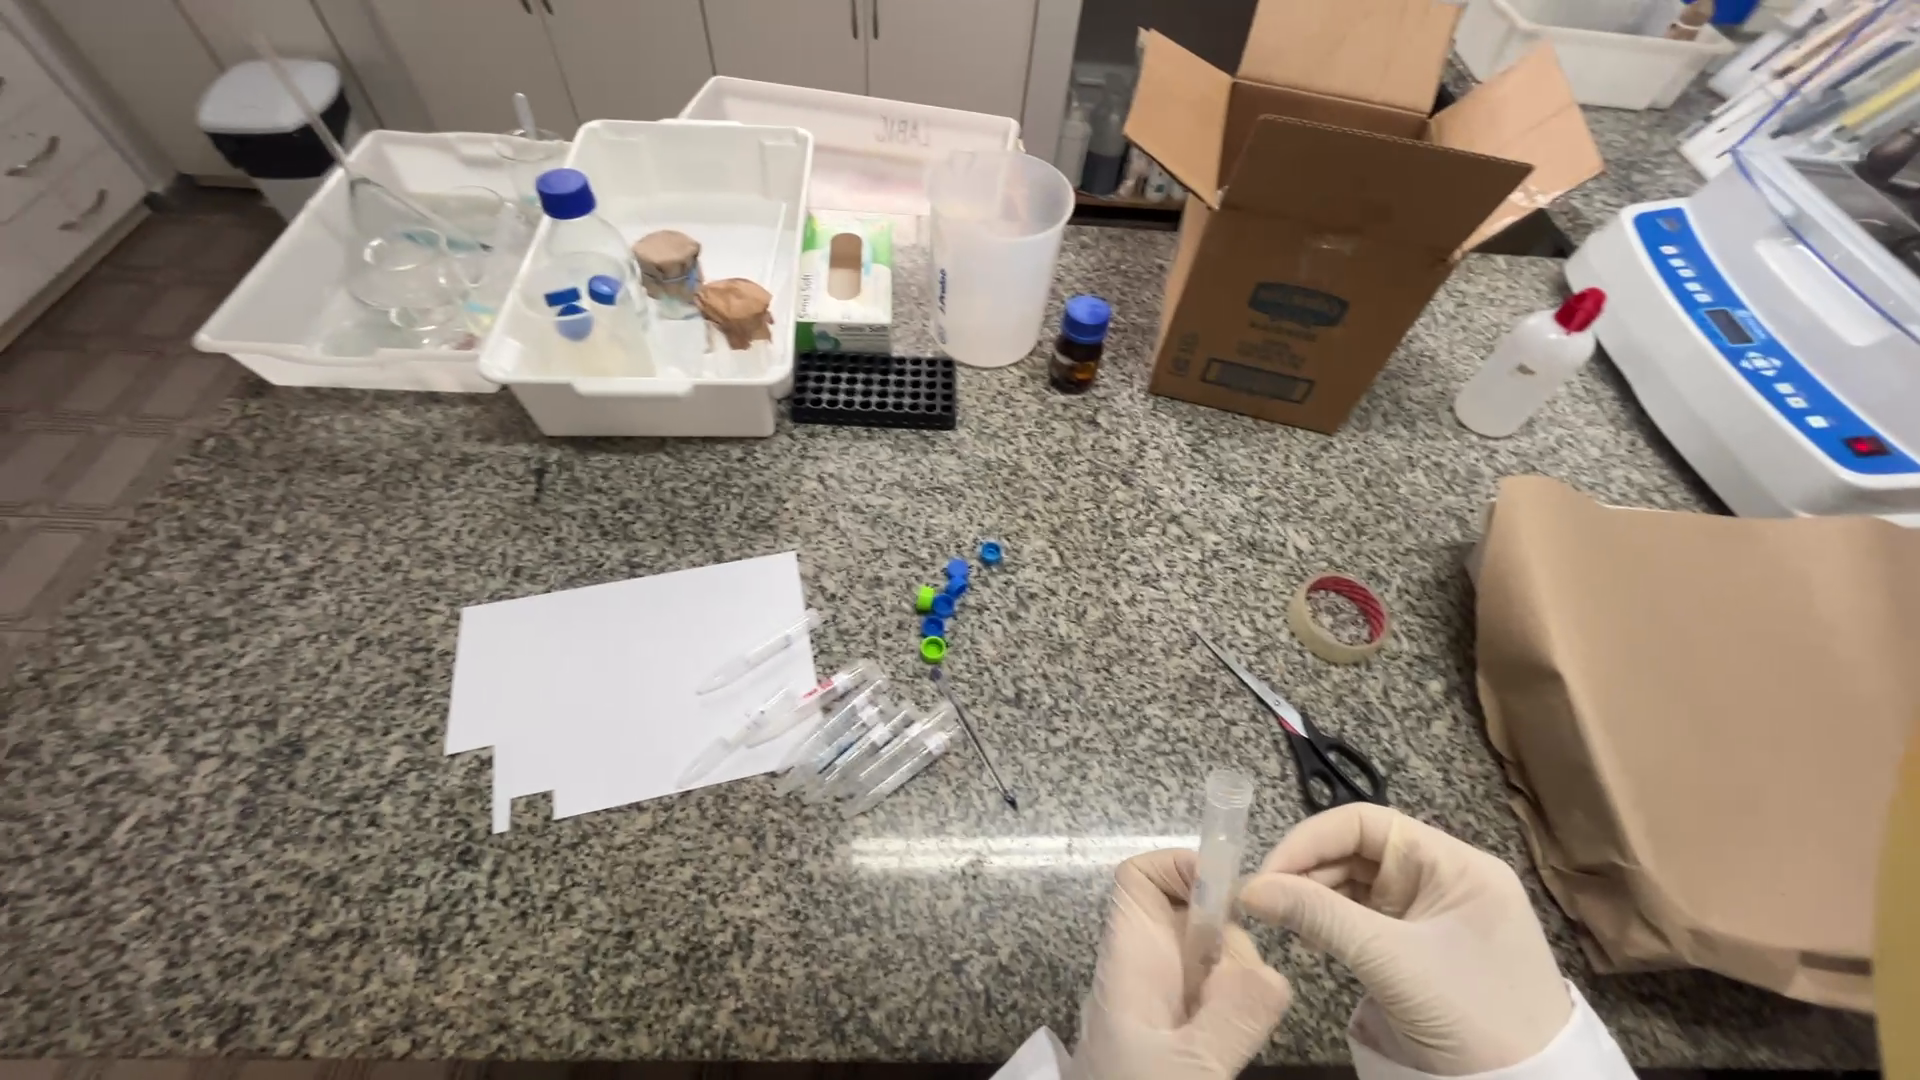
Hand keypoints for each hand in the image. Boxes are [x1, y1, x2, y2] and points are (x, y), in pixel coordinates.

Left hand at [1068, 849, 1292, 1079]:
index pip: (1137, 880)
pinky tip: (1234, 1044)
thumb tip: (1272, 969)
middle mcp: (1148, 968)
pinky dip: (1241, 1009)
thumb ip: (1230, 1017)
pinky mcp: (1187, 1032)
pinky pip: (1223, 998)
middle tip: (1242, 988)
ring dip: (1238, 981)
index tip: (1225, 899)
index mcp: (1130, 959)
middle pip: (1191, 913)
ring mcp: (1169, 1001)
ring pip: (1214, 957)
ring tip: (1233, 1029)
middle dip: (1228, 938)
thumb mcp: (1187, 1070)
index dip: (1177, 867)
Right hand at [1238, 805, 1570, 1075]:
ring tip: (1284, 924)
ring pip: (1355, 883)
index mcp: (1453, 863)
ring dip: (1315, 898)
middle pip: (1356, 850)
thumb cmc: (1472, 1017)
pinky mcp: (1421, 945)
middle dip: (1307, 872)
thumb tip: (1247, 889)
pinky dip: (1332, 922)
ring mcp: (1433, 911)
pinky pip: (1365, 916)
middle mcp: (1443, 876)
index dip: (1309, 839)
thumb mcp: (1389, 961)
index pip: (1364, 823)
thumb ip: (1316, 914)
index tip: (1268, 873)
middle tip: (1264, 902)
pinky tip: (1309, 938)